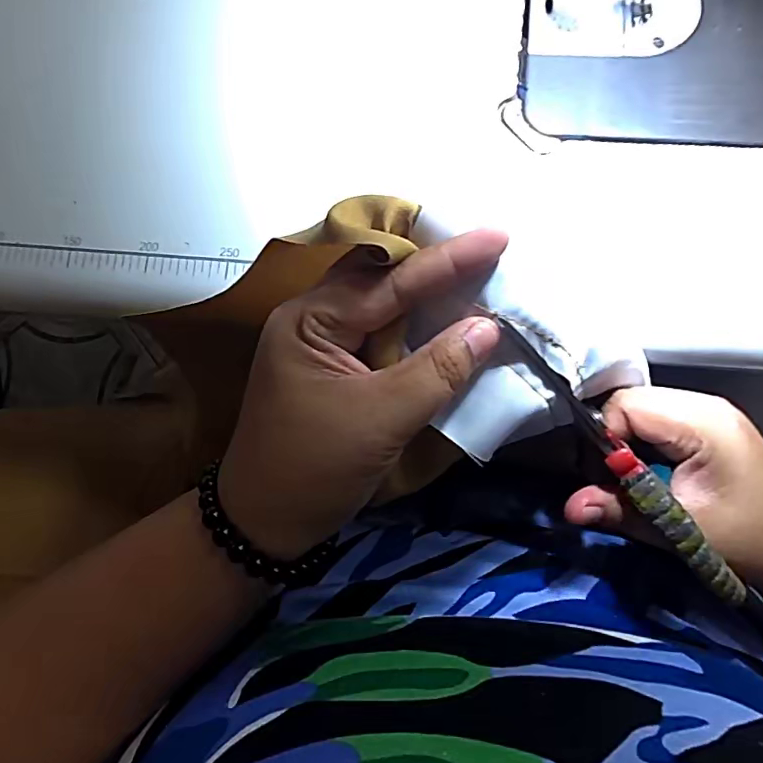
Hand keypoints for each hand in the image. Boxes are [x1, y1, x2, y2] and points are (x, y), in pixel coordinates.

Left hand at [218, 231, 507, 557]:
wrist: (265, 525)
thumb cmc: (314, 470)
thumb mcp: (381, 419)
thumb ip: (437, 370)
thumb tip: (488, 327)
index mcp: (310, 320)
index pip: (389, 281)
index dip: (448, 260)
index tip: (497, 237)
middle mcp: (312, 320)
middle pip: (380, 278)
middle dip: (434, 264)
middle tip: (488, 249)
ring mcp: (321, 345)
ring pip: (382, 304)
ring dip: (427, 294)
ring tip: (477, 275)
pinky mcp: (335, 369)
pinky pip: (381, 333)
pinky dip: (416, 328)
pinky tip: (446, 322)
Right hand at [560, 387, 762, 605]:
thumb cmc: (752, 540)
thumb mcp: (680, 530)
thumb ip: (621, 510)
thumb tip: (570, 506)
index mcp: (703, 422)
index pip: (625, 405)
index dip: (605, 439)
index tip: (606, 480)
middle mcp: (705, 406)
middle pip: (631, 403)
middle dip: (613, 442)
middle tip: (615, 484)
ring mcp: (708, 413)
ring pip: (640, 411)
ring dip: (626, 445)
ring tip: (633, 481)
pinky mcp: (707, 426)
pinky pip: (656, 421)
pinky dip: (642, 445)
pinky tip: (649, 475)